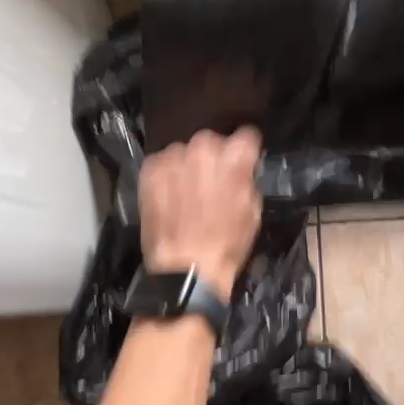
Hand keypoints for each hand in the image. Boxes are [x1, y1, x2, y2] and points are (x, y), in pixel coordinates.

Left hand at [138, 128, 262, 293]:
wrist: (186, 268)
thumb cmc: (227, 244)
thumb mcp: (253, 210)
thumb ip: (246, 180)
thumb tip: (240, 172)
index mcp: (234, 156)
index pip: (246, 135)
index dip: (245, 151)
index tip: (243, 161)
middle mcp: (203, 148)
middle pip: (212, 141)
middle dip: (214, 158)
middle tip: (212, 181)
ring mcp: (173, 157)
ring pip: (184, 152)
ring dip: (188, 166)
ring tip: (187, 191)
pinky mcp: (150, 169)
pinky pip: (162, 164)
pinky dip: (167, 175)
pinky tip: (169, 195)